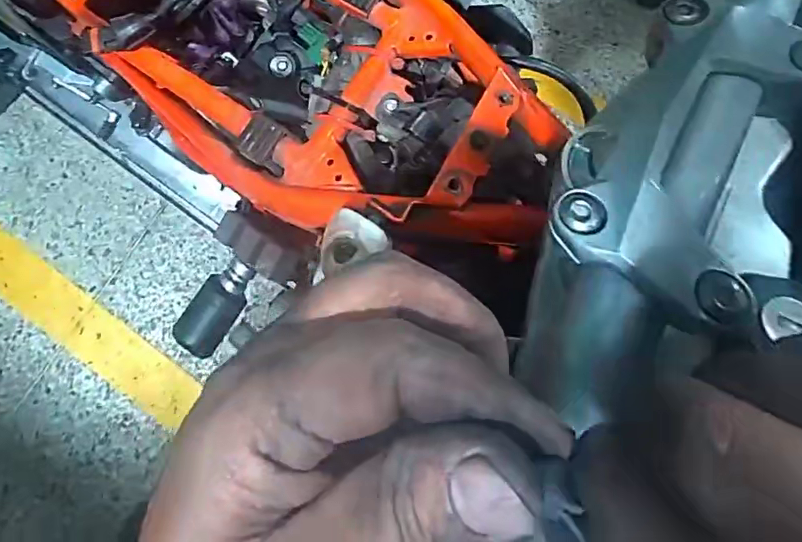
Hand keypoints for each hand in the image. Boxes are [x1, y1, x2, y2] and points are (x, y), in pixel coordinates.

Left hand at [141, 252, 572, 540]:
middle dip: (464, 328)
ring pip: (383, 290)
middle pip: (383, 284)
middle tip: (514, 409)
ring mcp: (284, 349)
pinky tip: (447, 401)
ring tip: (489, 401)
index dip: (474, 387)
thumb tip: (509, 476)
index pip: (386, 353)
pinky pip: (373, 322)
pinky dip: (426, 344)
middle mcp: (270, 348)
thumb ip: (393, 516)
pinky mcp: (299, 366)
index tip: (544, 442)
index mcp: (257, 399)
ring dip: (449, 328)